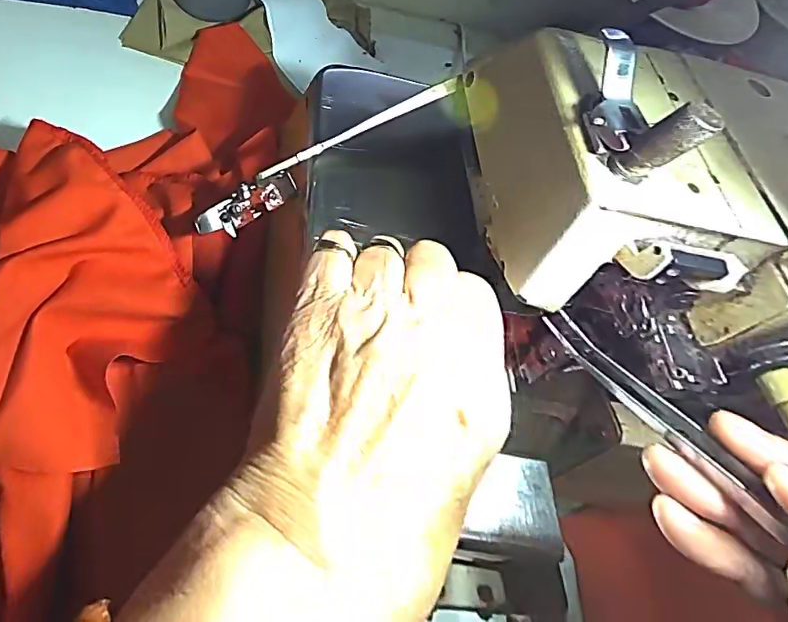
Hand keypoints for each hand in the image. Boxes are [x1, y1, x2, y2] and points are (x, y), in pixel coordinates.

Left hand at [227, 230, 512, 619]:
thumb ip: (463, 393)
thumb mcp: (464, 467)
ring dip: (373, 269)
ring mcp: (368, 313)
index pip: (476, 294)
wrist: (311, 537)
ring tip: (361, 299)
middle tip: (400, 304)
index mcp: (475, 377)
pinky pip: (329, 252)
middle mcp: (425, 332)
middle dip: (418, 276)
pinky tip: (327, 285)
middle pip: (431, 258)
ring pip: (381, 250)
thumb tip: (452, 364)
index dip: (455, 301)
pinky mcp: (314, 308)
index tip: (440, 312)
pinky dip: (329, 262)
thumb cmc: (385, 532)